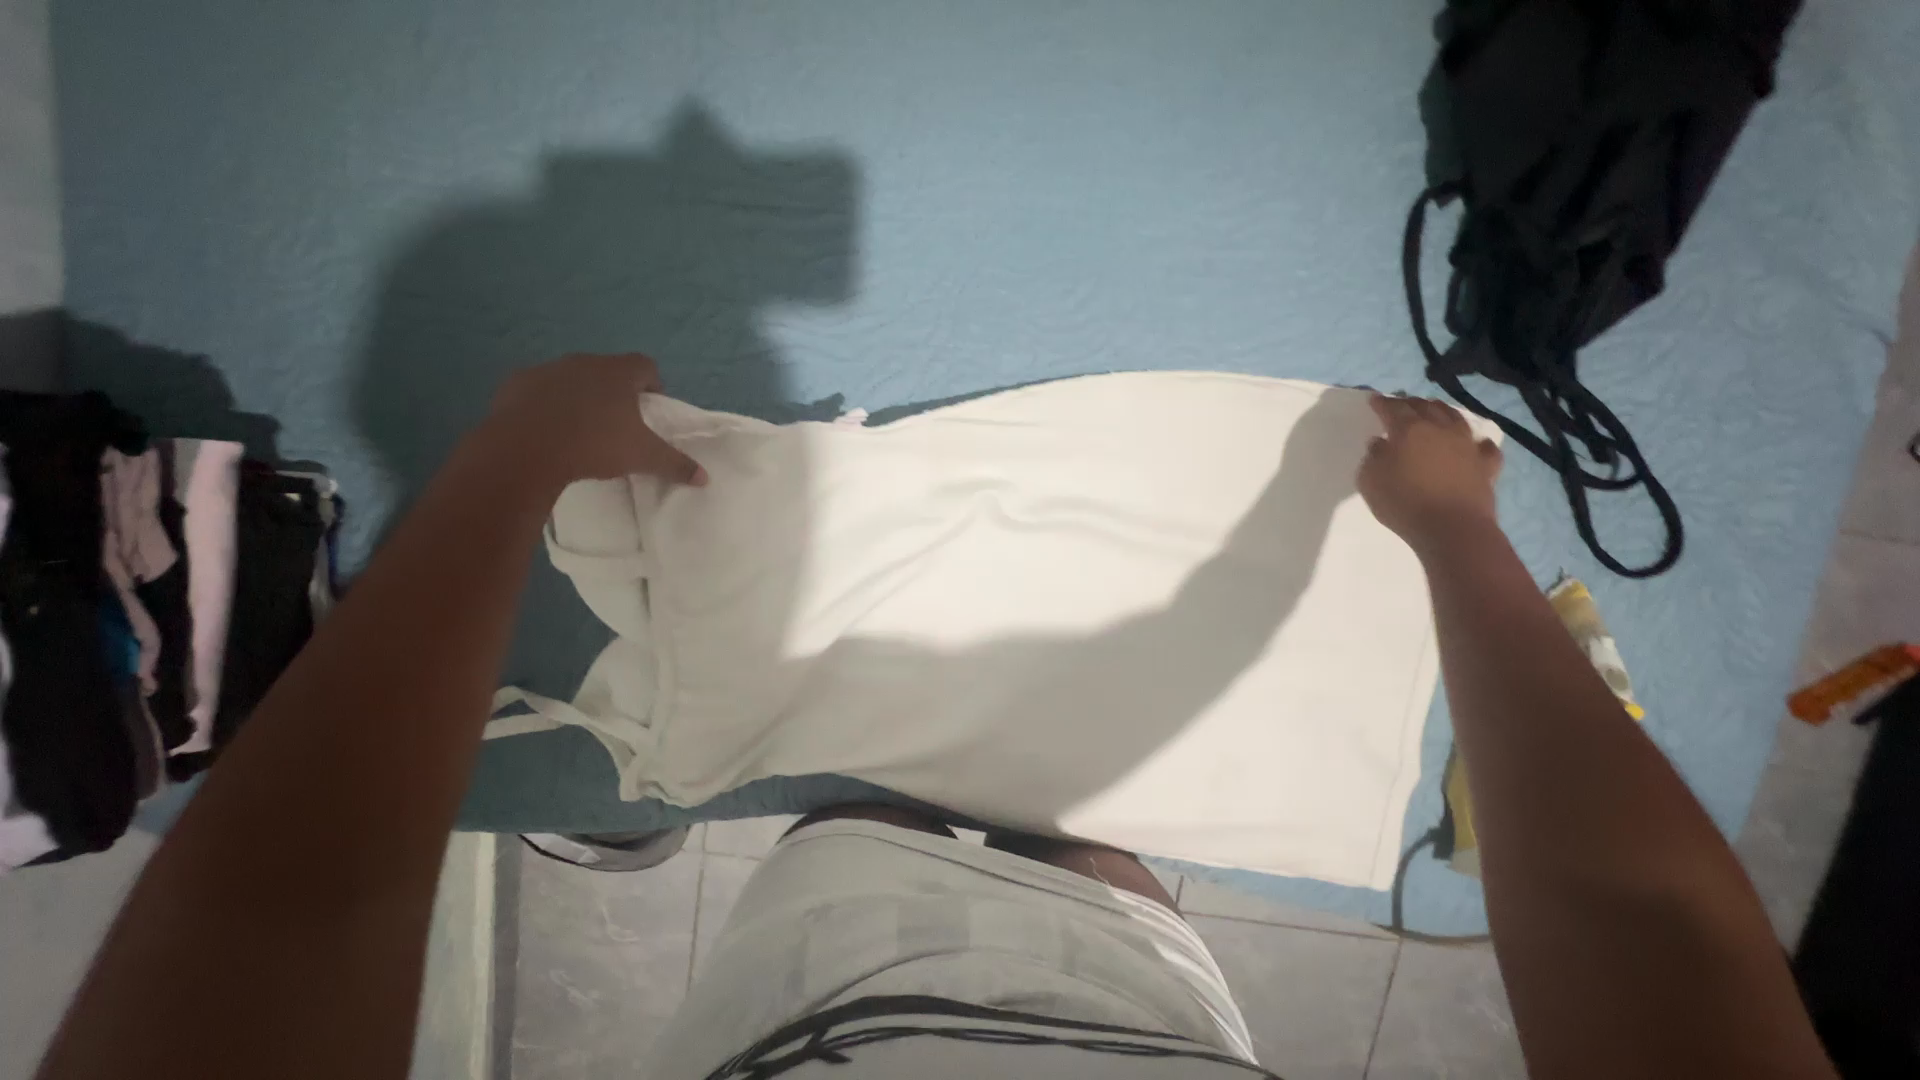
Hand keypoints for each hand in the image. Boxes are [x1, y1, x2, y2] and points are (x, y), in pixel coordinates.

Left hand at [480, 353, 707, 488]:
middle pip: (608, 369)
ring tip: (581, 427)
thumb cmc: (595, 445)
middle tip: (618, 422)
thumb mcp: (643, 457)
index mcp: (619, 373)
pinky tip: (546, 428)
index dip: (652, 385)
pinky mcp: (517, 383)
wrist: (527, 449)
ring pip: (572, 377)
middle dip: (615, 390)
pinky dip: (546, 403)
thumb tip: (705, 477)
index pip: (646, 366)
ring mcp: (548, 370)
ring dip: (580, 395)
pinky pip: (539, 389)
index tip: (650, 408)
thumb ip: (676, 464)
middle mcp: (585, 362)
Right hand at [1358, 392, 1501, 549]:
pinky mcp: (1486, 465)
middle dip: (1411, 402)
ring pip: (1456, 418)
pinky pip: (1484, 447)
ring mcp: (1467, 446)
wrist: (1452, 528)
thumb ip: (1373, 457)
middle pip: (1426, 407)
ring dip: (1443, 412)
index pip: (1393, 408)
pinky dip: (1478, 442)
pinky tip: (1476, 443)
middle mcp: (1440, 430)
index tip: (1374, 399)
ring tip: (1435, 412)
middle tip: (1402, 403)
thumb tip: (1381, 443)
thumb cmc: (1403, 502)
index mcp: (1409, 430)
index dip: (1382, 402)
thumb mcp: (1370, 480)